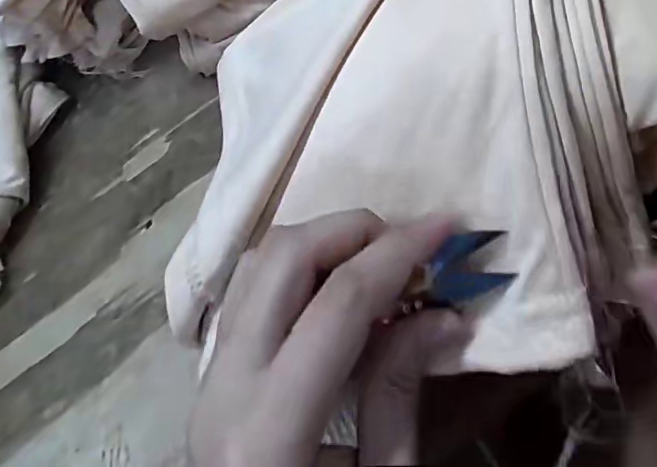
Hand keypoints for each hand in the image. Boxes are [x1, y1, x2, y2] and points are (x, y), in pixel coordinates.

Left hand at [190, 211, 467, 466]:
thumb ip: (397, 397)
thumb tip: (438, 313)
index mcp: (266, 430)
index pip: (338, 305)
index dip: (398, 255)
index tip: (447, 228)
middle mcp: (223, 383)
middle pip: (285, 257)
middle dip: (355, 233)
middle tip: (411, 248)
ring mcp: (209, 371)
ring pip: (260, 259)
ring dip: (325, 242)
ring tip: (381, 263)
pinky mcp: (212, 369)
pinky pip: (250, 285)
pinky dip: (298, 265)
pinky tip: (338, 287)